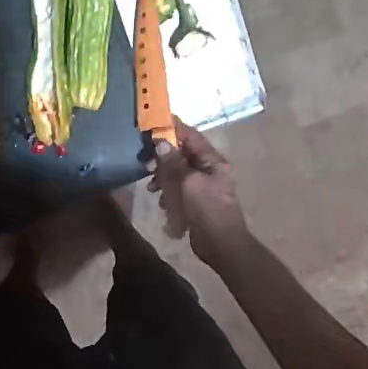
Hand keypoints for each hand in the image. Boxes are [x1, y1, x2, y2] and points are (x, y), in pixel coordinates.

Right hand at [149, 118, 248, 257]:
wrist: (221, 245)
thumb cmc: (208, 210)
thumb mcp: (189, 183)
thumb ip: (174, 163)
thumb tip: (161, 143)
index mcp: (212, 161)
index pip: (191, 136)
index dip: (173, 128)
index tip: (153, 123)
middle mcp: (208, 169)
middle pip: (182, 154)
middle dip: (163, 157)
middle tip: (145, 162)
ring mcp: (202, 185)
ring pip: (177, 172)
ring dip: (163, 176)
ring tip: (151, 186)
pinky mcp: (195, 200)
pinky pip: (178, 188)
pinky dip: (167, 191)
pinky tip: (160, 200)